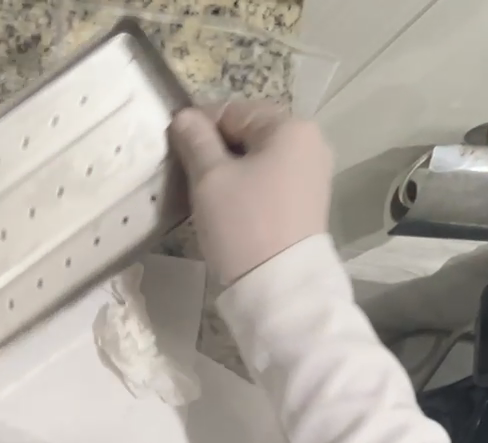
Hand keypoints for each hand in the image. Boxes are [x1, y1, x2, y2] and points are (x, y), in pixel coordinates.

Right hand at [168, 103, 333, 286]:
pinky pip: (272, 184)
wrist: (277, 286)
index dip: (200, 124)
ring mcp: (313, 176)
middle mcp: (310, 143)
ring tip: (206, 195)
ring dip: (231, 172)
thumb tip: (184, 117)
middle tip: (187, 175)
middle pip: (251, 135)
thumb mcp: (210, 180)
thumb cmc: (242, 225)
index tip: (174, 145)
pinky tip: (230, 210)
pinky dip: (248, 189)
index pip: (235, 111)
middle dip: (217, 150)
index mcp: (290, 127)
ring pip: (261, 161)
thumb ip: (195, 142)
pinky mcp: (308, 205)